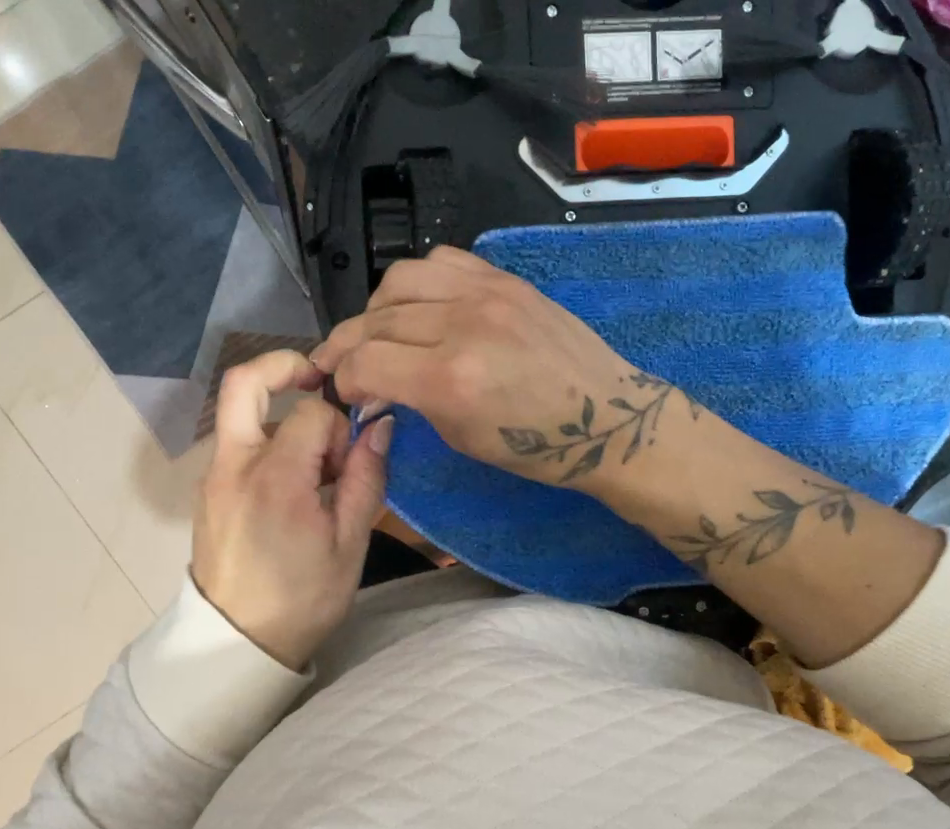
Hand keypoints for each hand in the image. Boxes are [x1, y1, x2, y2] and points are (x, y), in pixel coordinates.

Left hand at [192, 350, 392, 669]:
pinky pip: (237, 445)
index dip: (341, 429)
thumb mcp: (348, 544)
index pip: (312, 413)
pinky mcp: (208, 491)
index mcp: (275, 478)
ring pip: (240, 413)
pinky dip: (266, 443)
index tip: (352, 464)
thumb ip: (367, 478)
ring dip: (280, 416)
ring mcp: (213, 477)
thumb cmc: (302, 598)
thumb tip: (380, 425)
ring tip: (315, 465)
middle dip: (284, 367)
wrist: (238, 641)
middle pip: (245, 382)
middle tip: (318, 383)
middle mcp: (234, 465)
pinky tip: (293, 486)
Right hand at [313, 246, 684, 492]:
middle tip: (341, 364)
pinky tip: (420, 305)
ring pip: (399, 280)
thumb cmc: (537, 447)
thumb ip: (412, 400)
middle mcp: (461, 325)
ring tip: (378, 332)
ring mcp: (485, 293)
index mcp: (450, 379)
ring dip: (376, 308)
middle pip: (374, 321)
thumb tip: (375, 383)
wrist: (608, 418)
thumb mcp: (461, 437)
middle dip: (347, 346)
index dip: (343, 380)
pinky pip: (441, 261)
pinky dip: (418, 282)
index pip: (364, 363)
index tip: (347, 393)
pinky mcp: (505, 279)